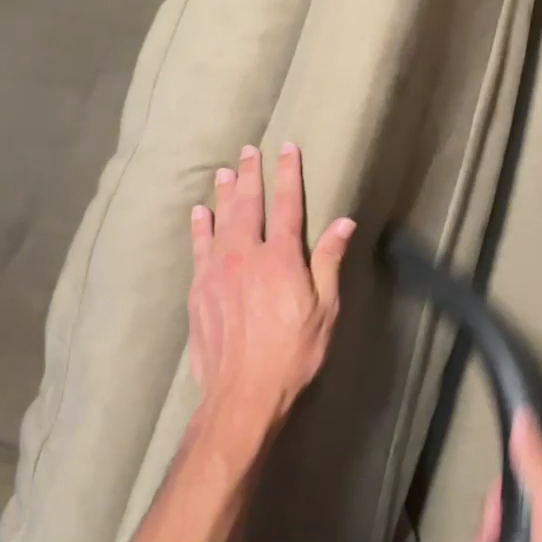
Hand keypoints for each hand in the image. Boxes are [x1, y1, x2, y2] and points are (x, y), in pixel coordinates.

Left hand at [188, 143, 354, 434]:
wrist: (242, 393)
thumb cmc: (293, 353)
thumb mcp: (324, 310)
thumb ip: (329, 263)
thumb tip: (343, 223)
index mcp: (281, 259)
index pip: (287, 206)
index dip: (288, 175)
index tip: (287, 148)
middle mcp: (246, 256)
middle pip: (249, 205)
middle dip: (251, 175)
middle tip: (249, 150)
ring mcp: (217, 272)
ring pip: (221, 221)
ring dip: (225, 193)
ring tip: (226, 171)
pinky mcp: (198, 290)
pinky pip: (198, 247)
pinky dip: (200, 226)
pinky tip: (200, 212)